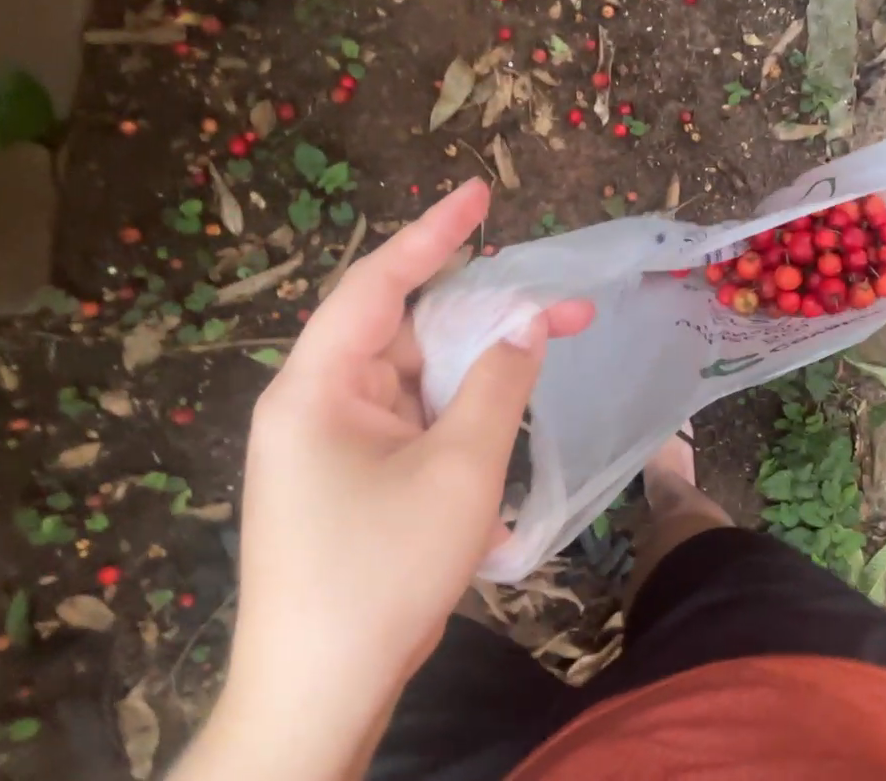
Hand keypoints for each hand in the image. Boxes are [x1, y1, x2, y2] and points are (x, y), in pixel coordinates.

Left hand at [204, 179, 591, 773]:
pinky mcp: (354, 477)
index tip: (480, 193)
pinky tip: (502, 434)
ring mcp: (334, 444)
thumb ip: (499, 383)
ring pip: (420, 379)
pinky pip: (416, 420)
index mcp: (319, 387)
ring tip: (546, 370)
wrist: (321, 692)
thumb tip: (527, 323)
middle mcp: (318, 404)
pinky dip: (463, 414)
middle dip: (487, 318)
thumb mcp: (460, 467)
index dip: (434, 234)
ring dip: (482, 372)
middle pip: (410, 332)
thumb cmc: (383, 568)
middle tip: (568, 309)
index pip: (378, 283)